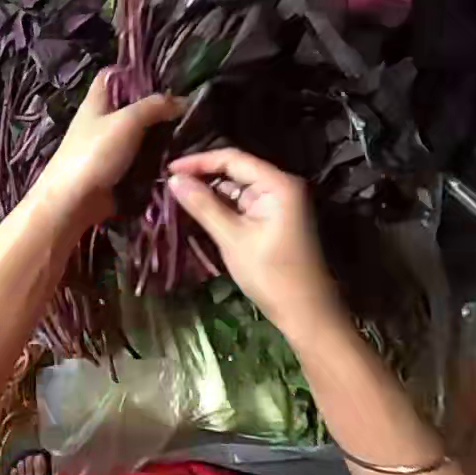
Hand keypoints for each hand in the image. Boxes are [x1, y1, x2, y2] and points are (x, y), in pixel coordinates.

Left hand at [32, 70, 183, 230]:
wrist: (73, 202)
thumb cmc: (94, 153)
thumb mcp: (127, 121)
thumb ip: (155, 106)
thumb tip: (184, 100)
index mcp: (96, 101)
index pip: (112, 75)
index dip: (133, 72)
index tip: (165, 76)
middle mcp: (101, 121)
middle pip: (131, 107)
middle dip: (158, 108)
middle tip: (192, 108)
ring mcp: (108, 148)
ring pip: (140, 135)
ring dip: (161, 136)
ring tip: (195, 133)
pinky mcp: (116, 171)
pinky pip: (141, 160)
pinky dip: (157, 159)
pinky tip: (180, 157)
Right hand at [167, 148, 346, 341]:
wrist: (307, 315)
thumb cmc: (272, 275)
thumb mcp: (232, 238)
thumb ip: (203, 205)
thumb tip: (174, 179)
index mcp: (278, 184)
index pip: (232, 159)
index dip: (198, 161)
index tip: (168, 169)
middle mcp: (280, 186)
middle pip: (234, 169)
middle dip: (201, 175)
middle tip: (168, 183)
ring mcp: (277, 202)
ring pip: (235, 186)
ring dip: (208, 191)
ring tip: (176, 195)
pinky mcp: (272, 218)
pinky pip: (240, 202)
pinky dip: (219, 205)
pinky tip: (196, 209)